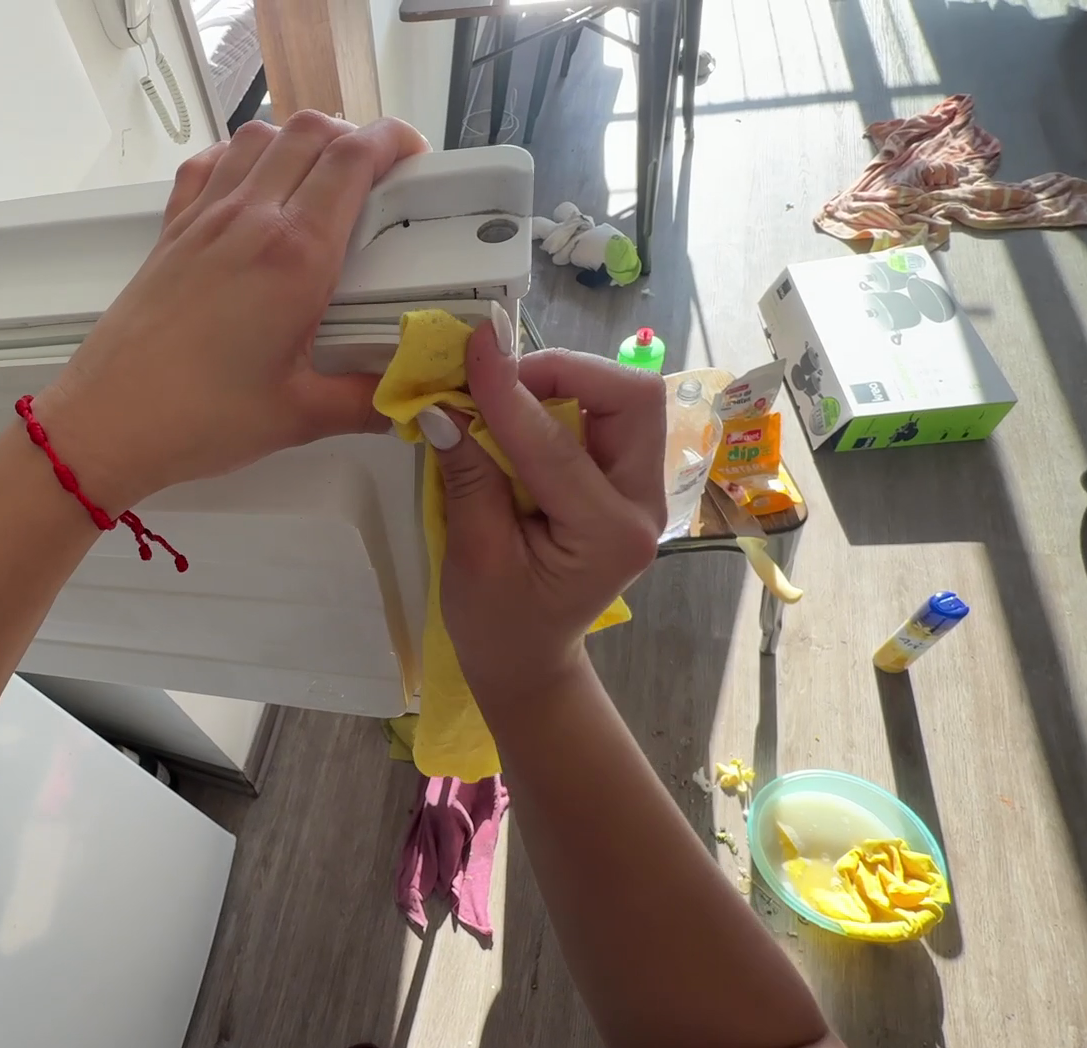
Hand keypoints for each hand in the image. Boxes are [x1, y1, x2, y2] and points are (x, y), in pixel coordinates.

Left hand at [31, 112, 428, 507]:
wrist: (109, 423)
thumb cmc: (196, 419)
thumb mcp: (298, 417)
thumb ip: (362, 402)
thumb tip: (397, 399)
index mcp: (294, 257)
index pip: (354, 159)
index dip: (393, 141)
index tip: (411, 156)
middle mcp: (248, 223)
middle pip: (310, 132)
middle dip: (353, 136)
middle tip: (374, 172)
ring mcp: (202, 223)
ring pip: (258, 138)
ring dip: (297, 140)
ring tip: (316, 177)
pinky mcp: (169, 237)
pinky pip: (208, 167)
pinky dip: (238, 158)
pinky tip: (247, 186)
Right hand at [426, 324, 667, 707]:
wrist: (527, 659)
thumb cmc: (495, 624)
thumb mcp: (473, 557)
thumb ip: (467, 478)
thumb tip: (443, 409)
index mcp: (609, 535)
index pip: (557, 445)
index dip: (508, 393)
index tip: (473, 348)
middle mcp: (642, 506)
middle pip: (631, 400)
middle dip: (564, 371)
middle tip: (499, 378)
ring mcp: (641, 493)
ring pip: (625, 402)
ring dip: (564, 382)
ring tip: (503, 393)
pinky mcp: (622, 486)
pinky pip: (605, 421)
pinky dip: (560, 402)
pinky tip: (518, 412)